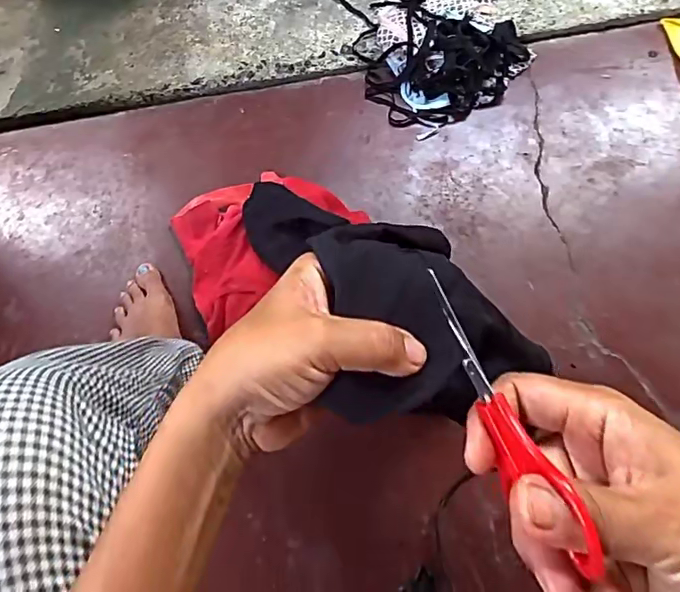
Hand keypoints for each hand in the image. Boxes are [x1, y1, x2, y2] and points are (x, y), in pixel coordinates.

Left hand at [183, 253, 426, 456]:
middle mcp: (329, 298)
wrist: (230, 420)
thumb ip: (374, 341)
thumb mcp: (321, 339)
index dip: (401, 268)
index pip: (369, 259)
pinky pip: (373, 367)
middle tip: (449, 315)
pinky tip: (424, 371)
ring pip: (378, 336)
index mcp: (318, 272)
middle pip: (377, 300)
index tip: (440, 277)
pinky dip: (391, 372)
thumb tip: (422, 353)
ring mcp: (334, 337)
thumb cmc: (266, 357)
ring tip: (446, 343)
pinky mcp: (337, 373)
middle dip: (406, 312)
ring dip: (401, 346)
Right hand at [466, 374, 679, 591]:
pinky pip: (561, 562)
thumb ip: (588, 510)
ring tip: (584, 589)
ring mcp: (597, 507)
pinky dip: (567, 583)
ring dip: (550, 560)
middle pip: (522, 467)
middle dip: (528, 514)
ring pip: (538, 522)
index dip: (493, 419)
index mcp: (601, 420)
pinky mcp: (605, 553)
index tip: (478, 466)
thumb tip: (517, 494)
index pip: (524, 396)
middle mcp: (590, 456)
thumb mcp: (663, 519)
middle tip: (556, 560)